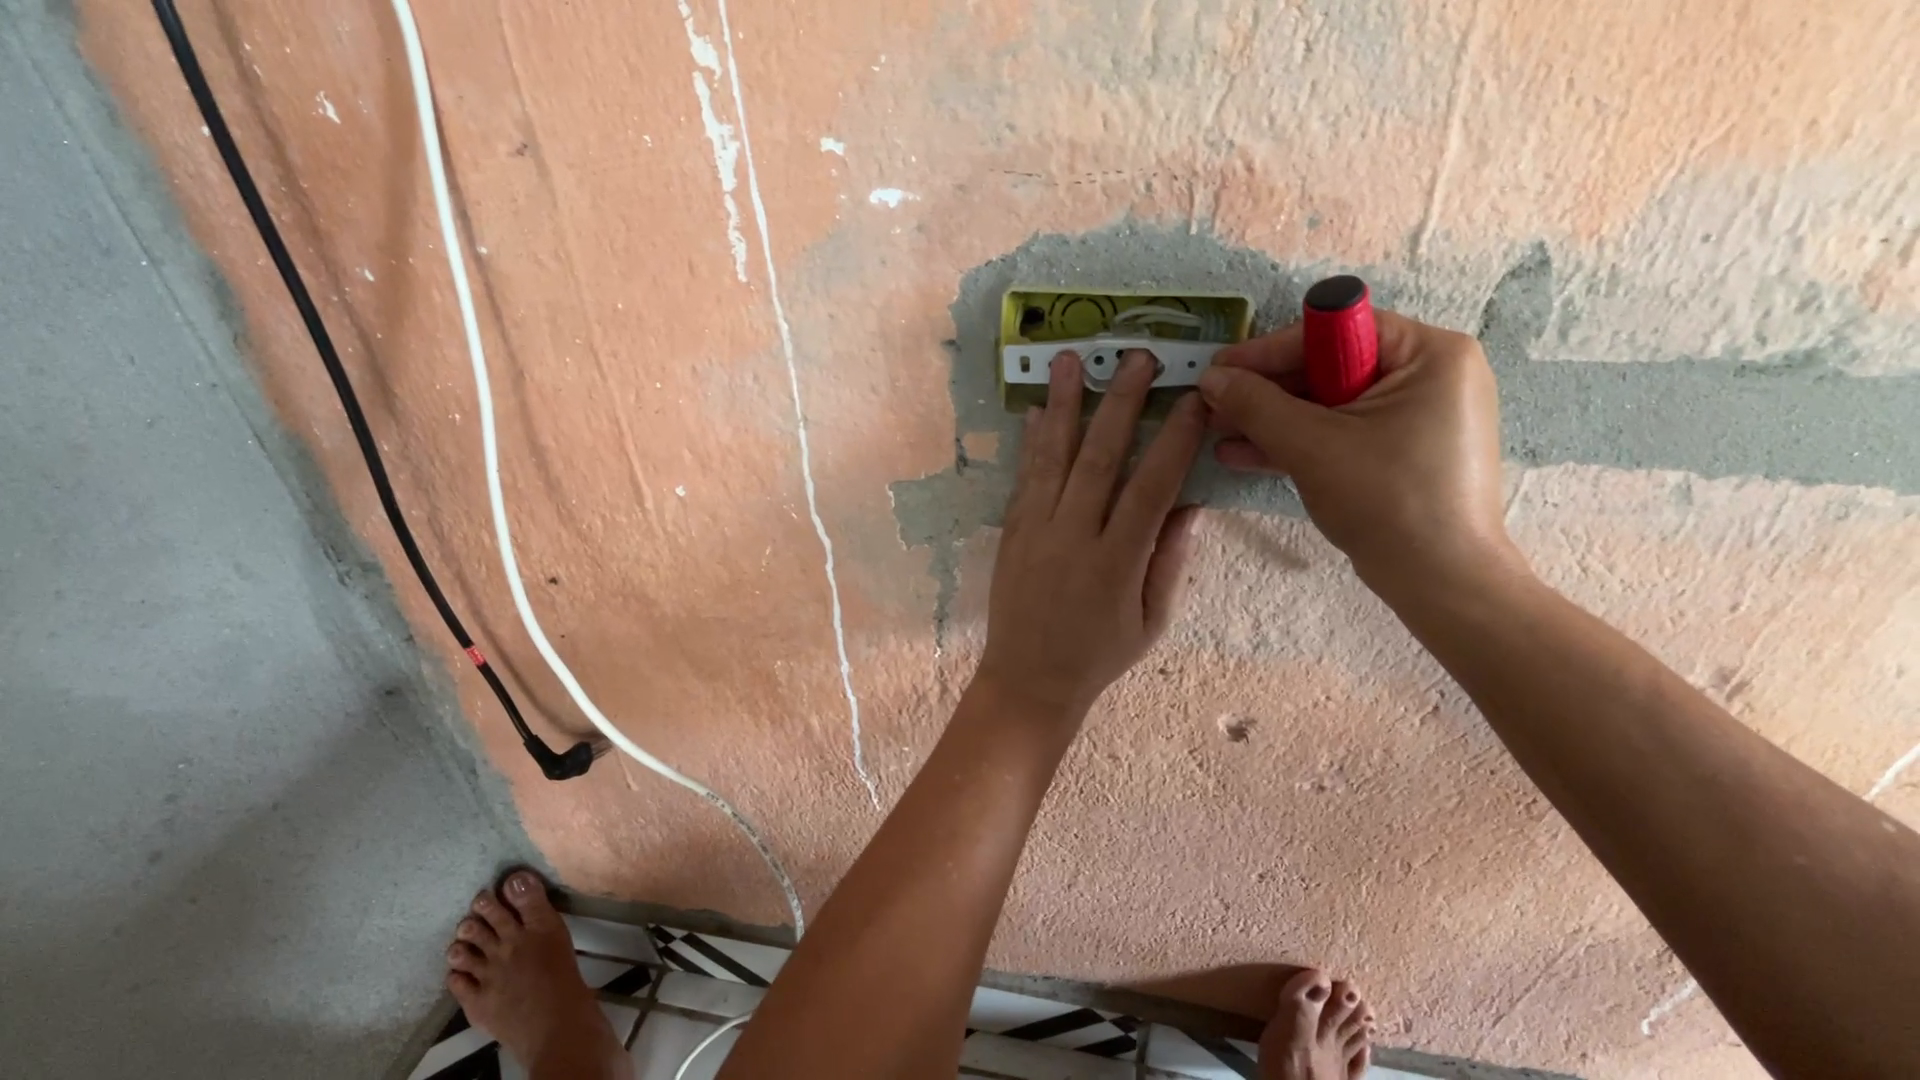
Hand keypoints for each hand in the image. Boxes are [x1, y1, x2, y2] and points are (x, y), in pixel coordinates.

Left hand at [977, 350, 1206, 715]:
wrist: (1028, 680)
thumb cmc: (1098, 655)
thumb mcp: (1150, 621)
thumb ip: (1169, 561)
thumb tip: (1191, 505)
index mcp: (1116, 562)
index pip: (1152, 488)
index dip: (1175, 441)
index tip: (1195, 401)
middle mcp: (1073, 538)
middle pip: (1099, 459)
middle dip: (1120, 404)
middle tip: (1137, 357)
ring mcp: (1036, 532)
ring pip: (1052, 459)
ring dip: (1064, 406)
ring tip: (1071, 361)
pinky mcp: (1011, 533)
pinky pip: (1023, 480)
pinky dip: (1031, 444)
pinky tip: (1036, 412)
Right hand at [1197, 310, 1523, 592]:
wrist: (1441, 583)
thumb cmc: (1388, 502)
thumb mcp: (1312, 445)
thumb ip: (1257, 405)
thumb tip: (1211, 378)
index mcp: (1431, 355)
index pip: (1337, 329)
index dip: (1273, 349)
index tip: (1222, 368)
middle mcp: (1431, 376)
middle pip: (1330, 366)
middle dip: (1266, 391)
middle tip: (1213, 404)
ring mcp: (1417, 417)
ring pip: (1330, 405)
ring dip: (1272, 420)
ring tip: (1216, 431)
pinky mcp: (1402, 453)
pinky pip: (1341, 434)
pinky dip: (1298, 442)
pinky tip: (1243, 455)